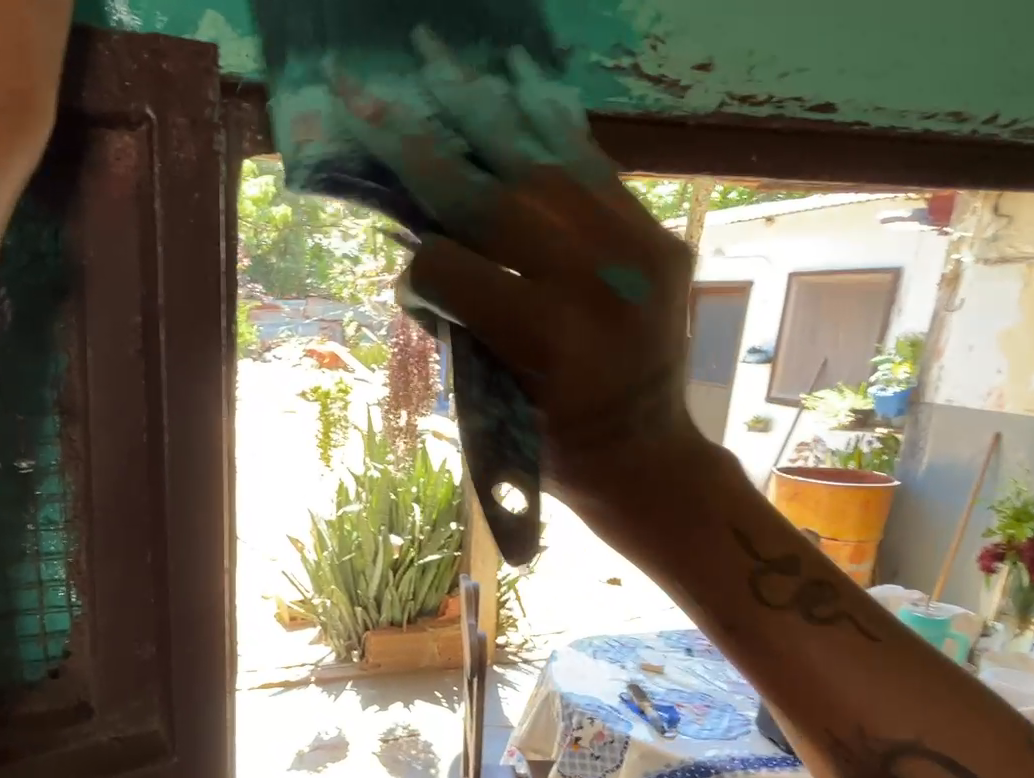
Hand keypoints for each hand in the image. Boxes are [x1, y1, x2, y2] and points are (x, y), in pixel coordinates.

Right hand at [334, 32, 713, 540]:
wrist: (644, 455)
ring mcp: (639, 251)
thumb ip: (454, 321)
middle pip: (496, 200)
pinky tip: (515, 87)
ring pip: (546, 167)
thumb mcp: (488, 397)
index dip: (417, 264)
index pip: (452, 268)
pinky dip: (548, 132)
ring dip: (485, 117)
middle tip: (375, 97)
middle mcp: (597, 282)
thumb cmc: (550, 450)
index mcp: (545, 338)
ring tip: (438, 65)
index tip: (405, 272)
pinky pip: (595, 171)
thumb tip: (419, 253)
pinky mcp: (658, 237)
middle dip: (429, 151)